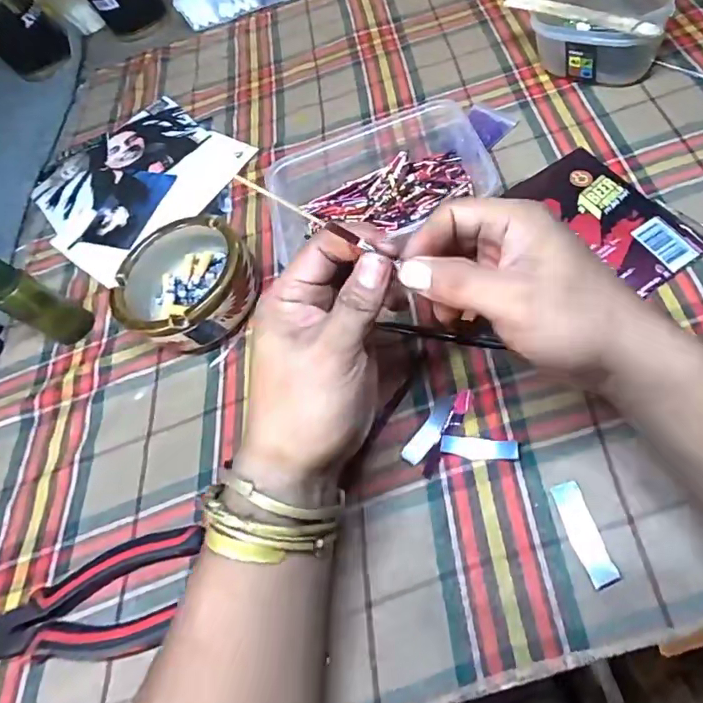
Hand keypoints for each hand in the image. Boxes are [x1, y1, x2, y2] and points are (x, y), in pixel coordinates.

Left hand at [238, 226, 396, 502]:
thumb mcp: (332, 351)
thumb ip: (357, 302)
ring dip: (386, 279)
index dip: (358, 240)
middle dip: (377, 258)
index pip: (323, 247)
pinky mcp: (349, 338)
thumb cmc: (306, 404)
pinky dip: (388, 302)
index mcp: (289, 295)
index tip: (395, 246)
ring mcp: (329, 319)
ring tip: (413, 283)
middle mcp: (307, 300)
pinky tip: (408, 303)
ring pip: (360, 283)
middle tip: (414, 262)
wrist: (302, 462)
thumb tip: (380, 257)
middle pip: (344, 262)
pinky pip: (369, 308)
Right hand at [398, 198, 654, 388]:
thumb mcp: (508, 299)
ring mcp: (515, 261)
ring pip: (460, 264)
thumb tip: (404, 271)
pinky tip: (456, 322)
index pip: (449, 215)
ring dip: (443, 289)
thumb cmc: (569, 319)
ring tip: (441, 319)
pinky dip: (460, 301)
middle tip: (420, 306)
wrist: (624, 357)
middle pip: (452, 238)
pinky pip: (475, 284)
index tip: (404, 279)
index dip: (422, 242)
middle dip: (431, 270)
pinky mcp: (517, 287)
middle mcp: (511, 232)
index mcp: (512, 219)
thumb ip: (454, 282)